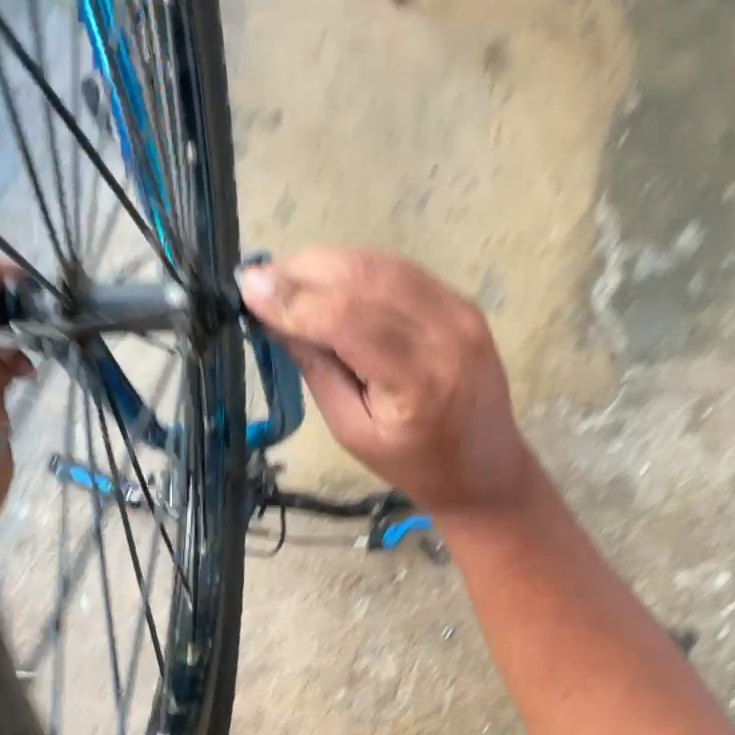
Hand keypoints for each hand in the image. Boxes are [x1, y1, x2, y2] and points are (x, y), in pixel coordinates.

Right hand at [238, 249, 537, 517]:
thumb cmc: (414, 466)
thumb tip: (272, 316)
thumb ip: (316, 368)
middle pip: (363, 277)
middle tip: (259, 280)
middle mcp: (445, 334)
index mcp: (417, 380)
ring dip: (326, 264)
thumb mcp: (352, 431)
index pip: (344, 318)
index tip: (247, 288)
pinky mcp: (463, 303)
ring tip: (285, 279)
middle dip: (302, 271)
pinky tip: (327, 281)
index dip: (292, 298)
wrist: (487, 470)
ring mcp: (460, 312)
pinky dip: (357, 269)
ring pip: (380, 264)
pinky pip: (400, 270)